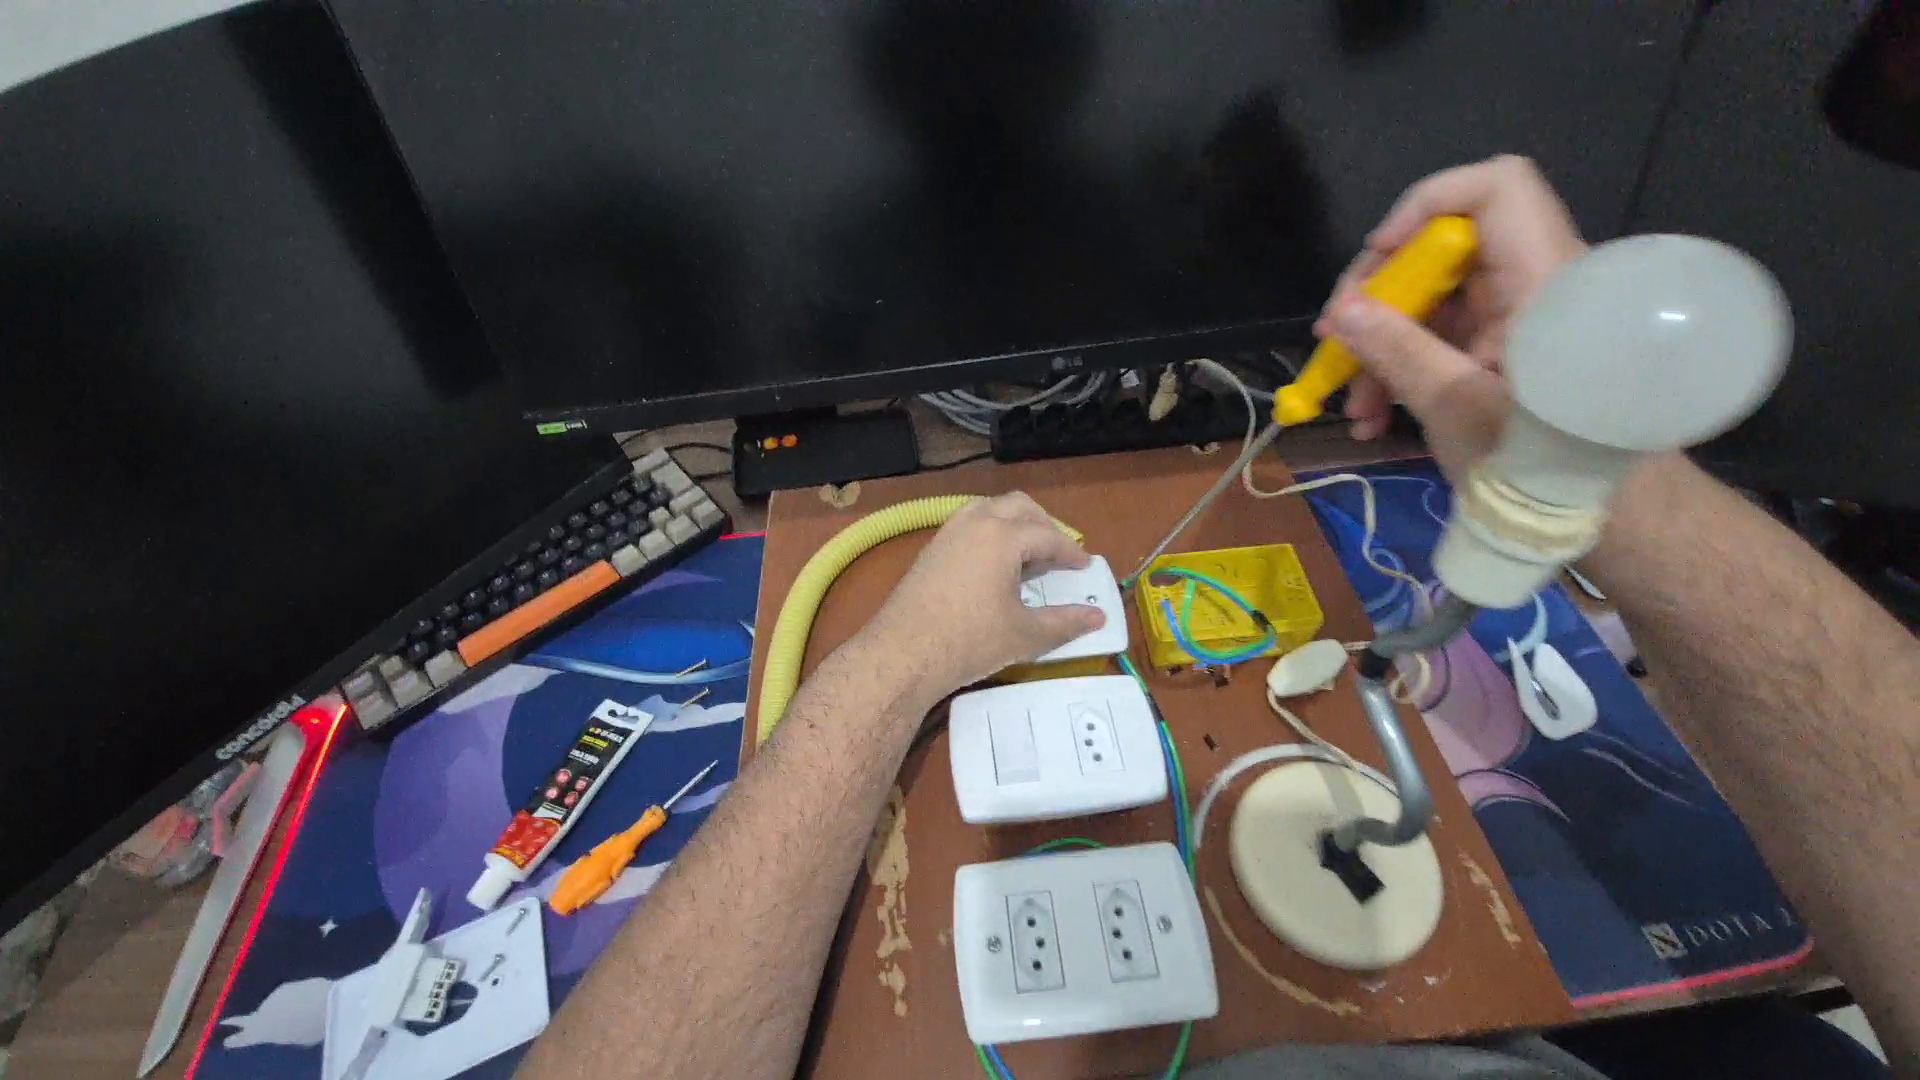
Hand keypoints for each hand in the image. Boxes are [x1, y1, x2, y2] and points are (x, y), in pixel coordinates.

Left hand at [852, 492, 1105, 702]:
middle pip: (1018, 507)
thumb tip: (1098, 618)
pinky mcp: (930, 548)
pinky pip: (967, 524)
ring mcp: (947, 532)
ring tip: (1026, 554)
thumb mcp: (1025, 634)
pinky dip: (988, 532)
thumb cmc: (970, 641)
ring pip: (988, 509)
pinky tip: (992, 565)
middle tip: (1057, 553)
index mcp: (1003, 536)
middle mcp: (975, 523)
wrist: (903, 653)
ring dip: (1013, 523)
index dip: (1070, 552)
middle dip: (1043, 525)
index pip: (1047, 536)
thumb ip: (1065, 622)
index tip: (1084, 566)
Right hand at [1313, 156, 1586, 478]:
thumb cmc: (1540, 459)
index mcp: (1540, 280)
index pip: (1494, 190)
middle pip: (1442, 251)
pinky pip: (1436, 340)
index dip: (1426, 207)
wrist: (1603, 511)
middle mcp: (1526, 285)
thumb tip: (1341, 313)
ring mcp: (1510, 320)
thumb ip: (1398, 352)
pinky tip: (1372, 417)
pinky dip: (1398, 371)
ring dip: (1378, 349)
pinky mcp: (1497, 351)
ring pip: (1429, 304)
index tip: (1377, 263)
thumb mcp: (1457, 407)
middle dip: (1378, 298)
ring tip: (1353, 407)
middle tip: (1334, 341)